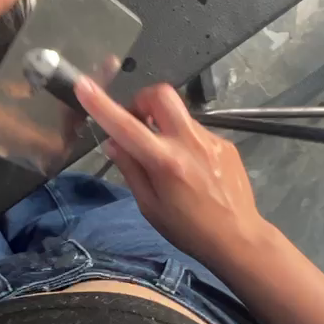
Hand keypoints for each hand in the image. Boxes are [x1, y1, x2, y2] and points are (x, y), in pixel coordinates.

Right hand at [75, 78, 276, 270]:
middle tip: (138, 122)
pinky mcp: (225, 143)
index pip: (125, 126)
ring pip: (179, 114)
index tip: (84, 86)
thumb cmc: (188, 231)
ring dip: (165, 125)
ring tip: (167, 157)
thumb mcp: (150, 207)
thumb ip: (131, 170)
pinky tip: (191, 168)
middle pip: (161, 94)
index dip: (101, 104)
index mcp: (165, 162)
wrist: (238, 238)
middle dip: (143, 99)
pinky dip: (184, 141)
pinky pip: (196, 132)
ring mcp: (210, 140)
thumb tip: (113, 143)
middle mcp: (189, 142)